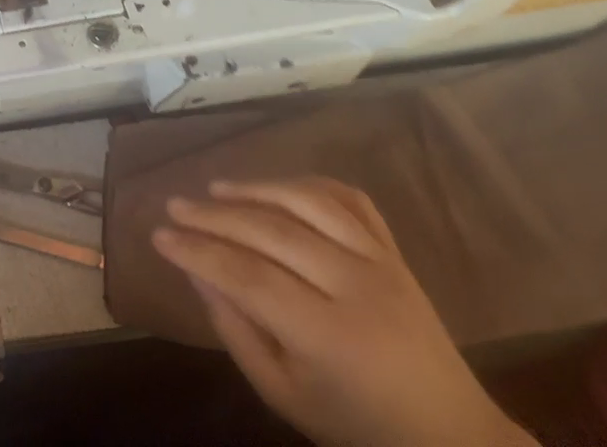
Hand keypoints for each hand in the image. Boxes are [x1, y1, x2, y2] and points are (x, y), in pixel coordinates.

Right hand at [152, 178, 535, 446]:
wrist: (448, 433)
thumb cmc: (354, 422)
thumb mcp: (282, 392)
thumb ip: (236, 330)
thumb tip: (195, 272)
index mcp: (329, 335)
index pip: (248, 277)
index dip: (198, 252)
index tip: (158, 236)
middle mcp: (358, 288)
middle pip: (273, 233)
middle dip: (215, 216)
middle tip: (174, 206)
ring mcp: (383, 265)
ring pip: (310, 205)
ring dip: (257, 189)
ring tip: (216, 188)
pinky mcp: (397, 254)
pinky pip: (352, 202)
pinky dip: (309, 185)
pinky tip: (276, 187)